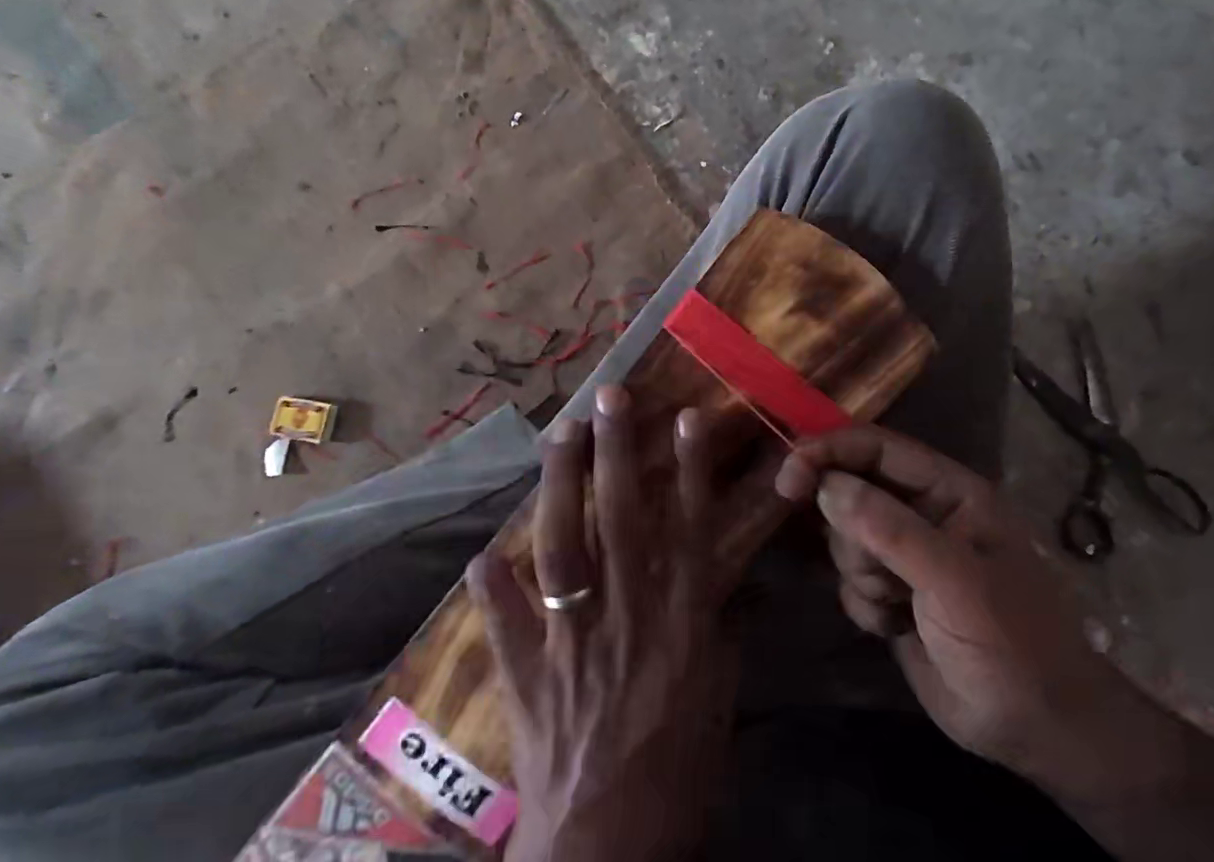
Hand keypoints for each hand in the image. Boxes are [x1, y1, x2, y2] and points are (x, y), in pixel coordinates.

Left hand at [467, 386, 735, 861]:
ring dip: (560, 485)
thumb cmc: (678, 769)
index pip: (688, 531)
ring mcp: (569, 639)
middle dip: (617, 452)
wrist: (613, 844)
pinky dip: (491, 583)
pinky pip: (504, 618)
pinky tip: (482, 551)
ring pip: (564, 547)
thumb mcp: (720, 699)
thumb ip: (723, 632)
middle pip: (621, 519)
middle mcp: (625, 617)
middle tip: (610, 396)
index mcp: (679, 626)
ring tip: (559, 434)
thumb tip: (730, 580)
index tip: (687, 417)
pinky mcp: (526, 670)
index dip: (690, 471)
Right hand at [775, 426, 1175, 798]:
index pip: (875, 448)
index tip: (787, 478)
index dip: (827, 452)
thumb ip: (888, 528)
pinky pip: (847, 579)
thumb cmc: (1012, 643)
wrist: (1037, 731)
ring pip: (843, 538)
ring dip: (859, 573)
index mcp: (950, 491)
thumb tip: (825, 485)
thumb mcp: (954, 581)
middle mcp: (923, 513)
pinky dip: (863, 603)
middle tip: (875, 570)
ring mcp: (905, 555)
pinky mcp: (890, 592)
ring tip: (898, 603)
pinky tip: (895, 626)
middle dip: (849, 533)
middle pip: (849, 491)